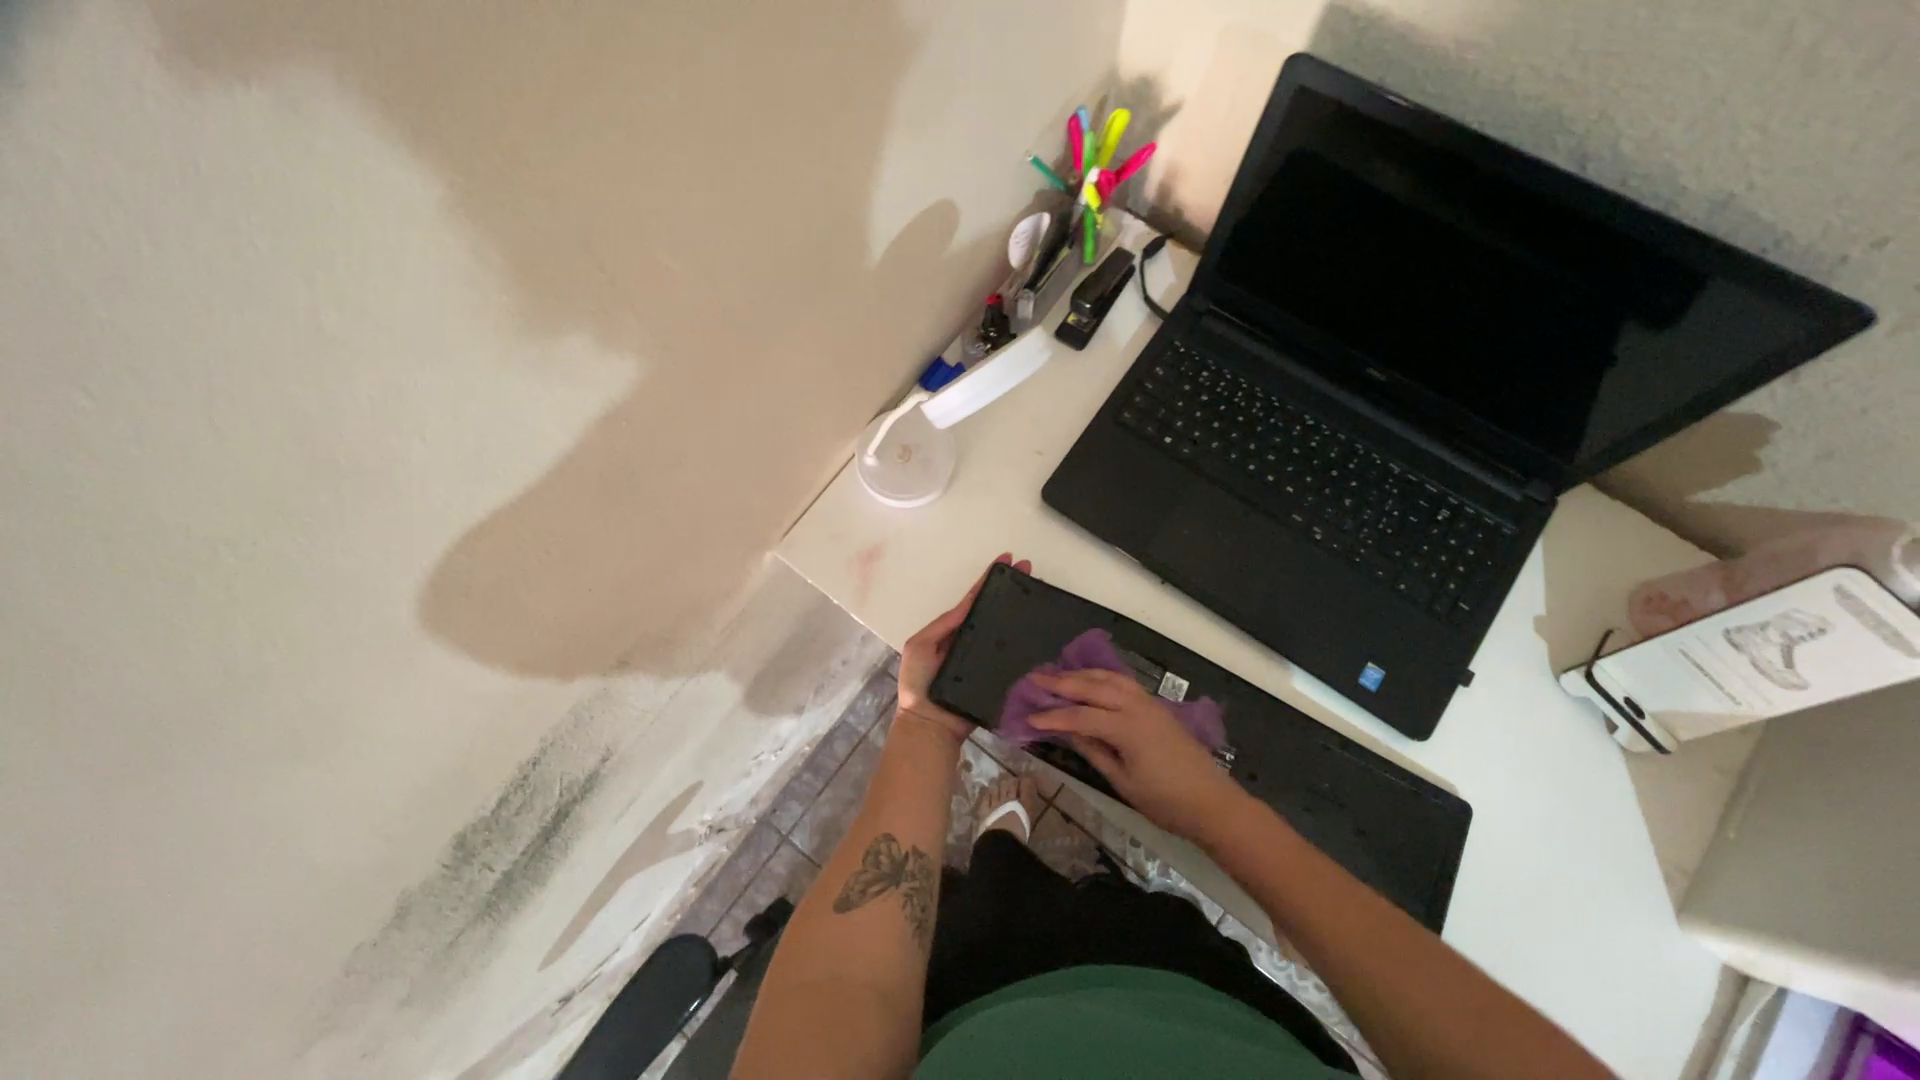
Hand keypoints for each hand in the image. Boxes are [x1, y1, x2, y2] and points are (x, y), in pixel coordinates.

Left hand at [896, 553, 1031, 744]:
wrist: (930, 725)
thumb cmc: (919, 684)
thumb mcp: (920, 646)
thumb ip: (943, 625)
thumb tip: (968, 604)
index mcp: (954, 632)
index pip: (973, 600)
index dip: (988, 580)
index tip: (1006, 560)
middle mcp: (973, 641)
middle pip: (995, 610)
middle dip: (1011, 589)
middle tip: (1029, 568)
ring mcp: (987, 659)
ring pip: (1006, 630)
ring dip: (1021, 609)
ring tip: (1037, 588)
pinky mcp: (999, 677)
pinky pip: (1013, 657)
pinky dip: (1026, 642)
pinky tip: (1039, 627)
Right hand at [1029, 670, 1248, 840]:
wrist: (1213, 803)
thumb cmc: (1166, 802)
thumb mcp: (1123, 783)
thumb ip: (1095, 753)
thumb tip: (1069, 733)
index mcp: (1127, 728)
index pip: (1080, 717)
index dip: (1052, 717)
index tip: (1027, 718)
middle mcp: (1137, 707)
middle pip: (1093, 688)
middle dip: (1061, 682)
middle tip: (1034, 678)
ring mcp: (1150, 704)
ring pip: (1110, 679)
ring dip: (1082, 674)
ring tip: (1058, 674)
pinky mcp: (1157, 708)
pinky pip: (1125, 683)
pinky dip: (1103, 678)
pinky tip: (1092, 680)